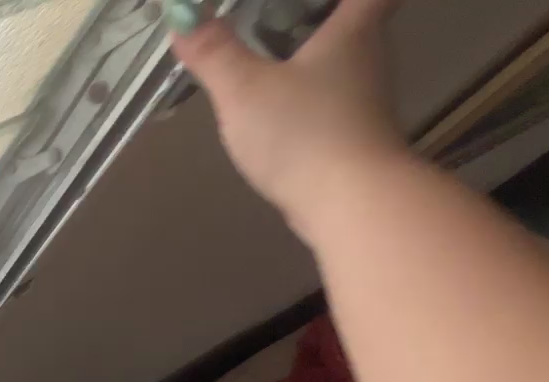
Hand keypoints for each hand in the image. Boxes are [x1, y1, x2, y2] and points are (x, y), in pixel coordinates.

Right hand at [171, 0, 411, 236]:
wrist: (346, 195)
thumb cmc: (301, 130)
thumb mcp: (245, 91)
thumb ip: (214, 55)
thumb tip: (180, 16)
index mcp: (353, 30)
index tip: (315, 1)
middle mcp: (368, 54)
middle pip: (362, 16)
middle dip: (331, 12)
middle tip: (291, 15)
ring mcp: (363, 95)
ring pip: (347, 56)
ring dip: (320, 49)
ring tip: (278, 49)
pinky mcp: (352, 130)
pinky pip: (332, 93)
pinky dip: (312, 88)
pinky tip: (283, 103)